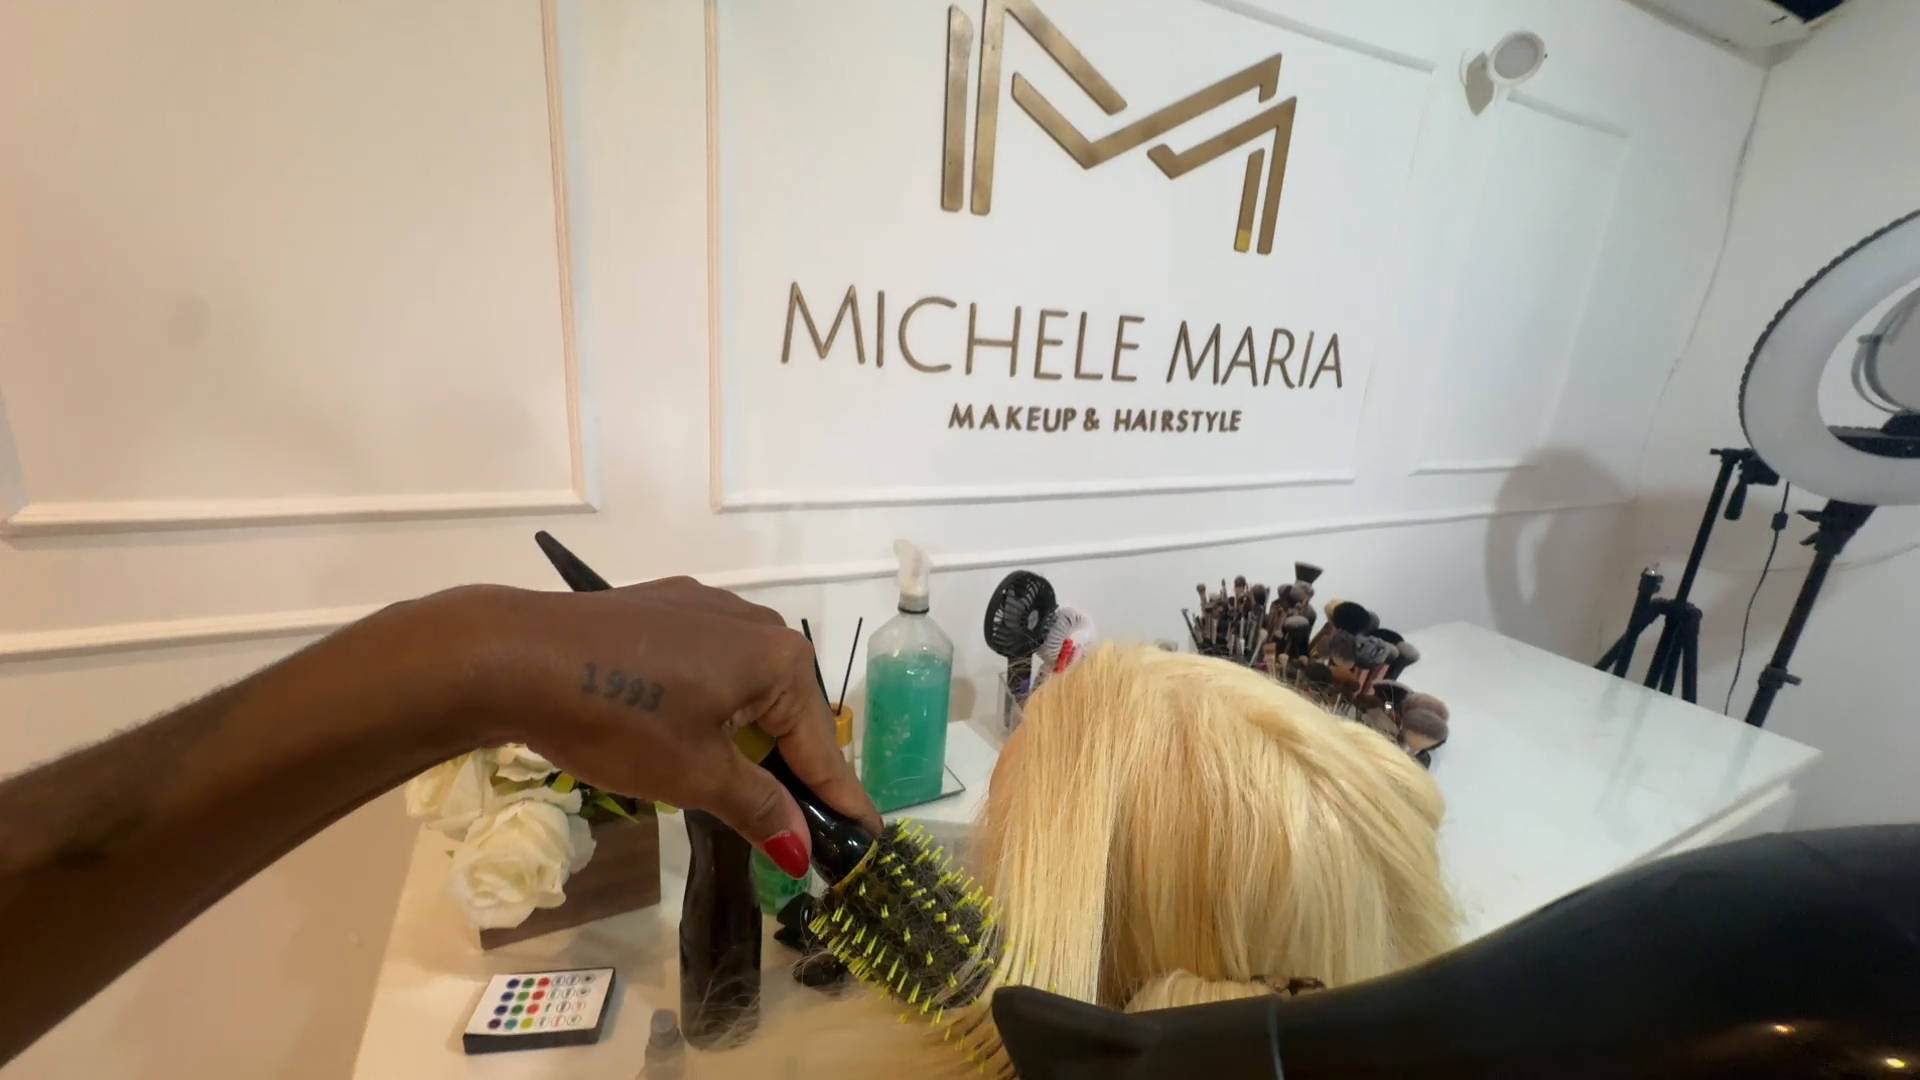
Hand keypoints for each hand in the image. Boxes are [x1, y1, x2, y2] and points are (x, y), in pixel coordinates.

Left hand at [443, 581, 880, 876]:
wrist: (514, 654)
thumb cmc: (618, 717)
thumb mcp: (694, 774)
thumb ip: (759, 808)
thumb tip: (802, 852)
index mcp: (780, 660)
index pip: (821, 746)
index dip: (843, 798)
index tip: (870, 836)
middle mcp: (760, 624)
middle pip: (790, 711)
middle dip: (793, 767)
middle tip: (793, 822)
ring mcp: (715, 607)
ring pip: (752, 683)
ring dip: (753, 732)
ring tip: (739, 777)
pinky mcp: (675, 603)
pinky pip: (716, 660)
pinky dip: (718, 698)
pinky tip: (688, 719)